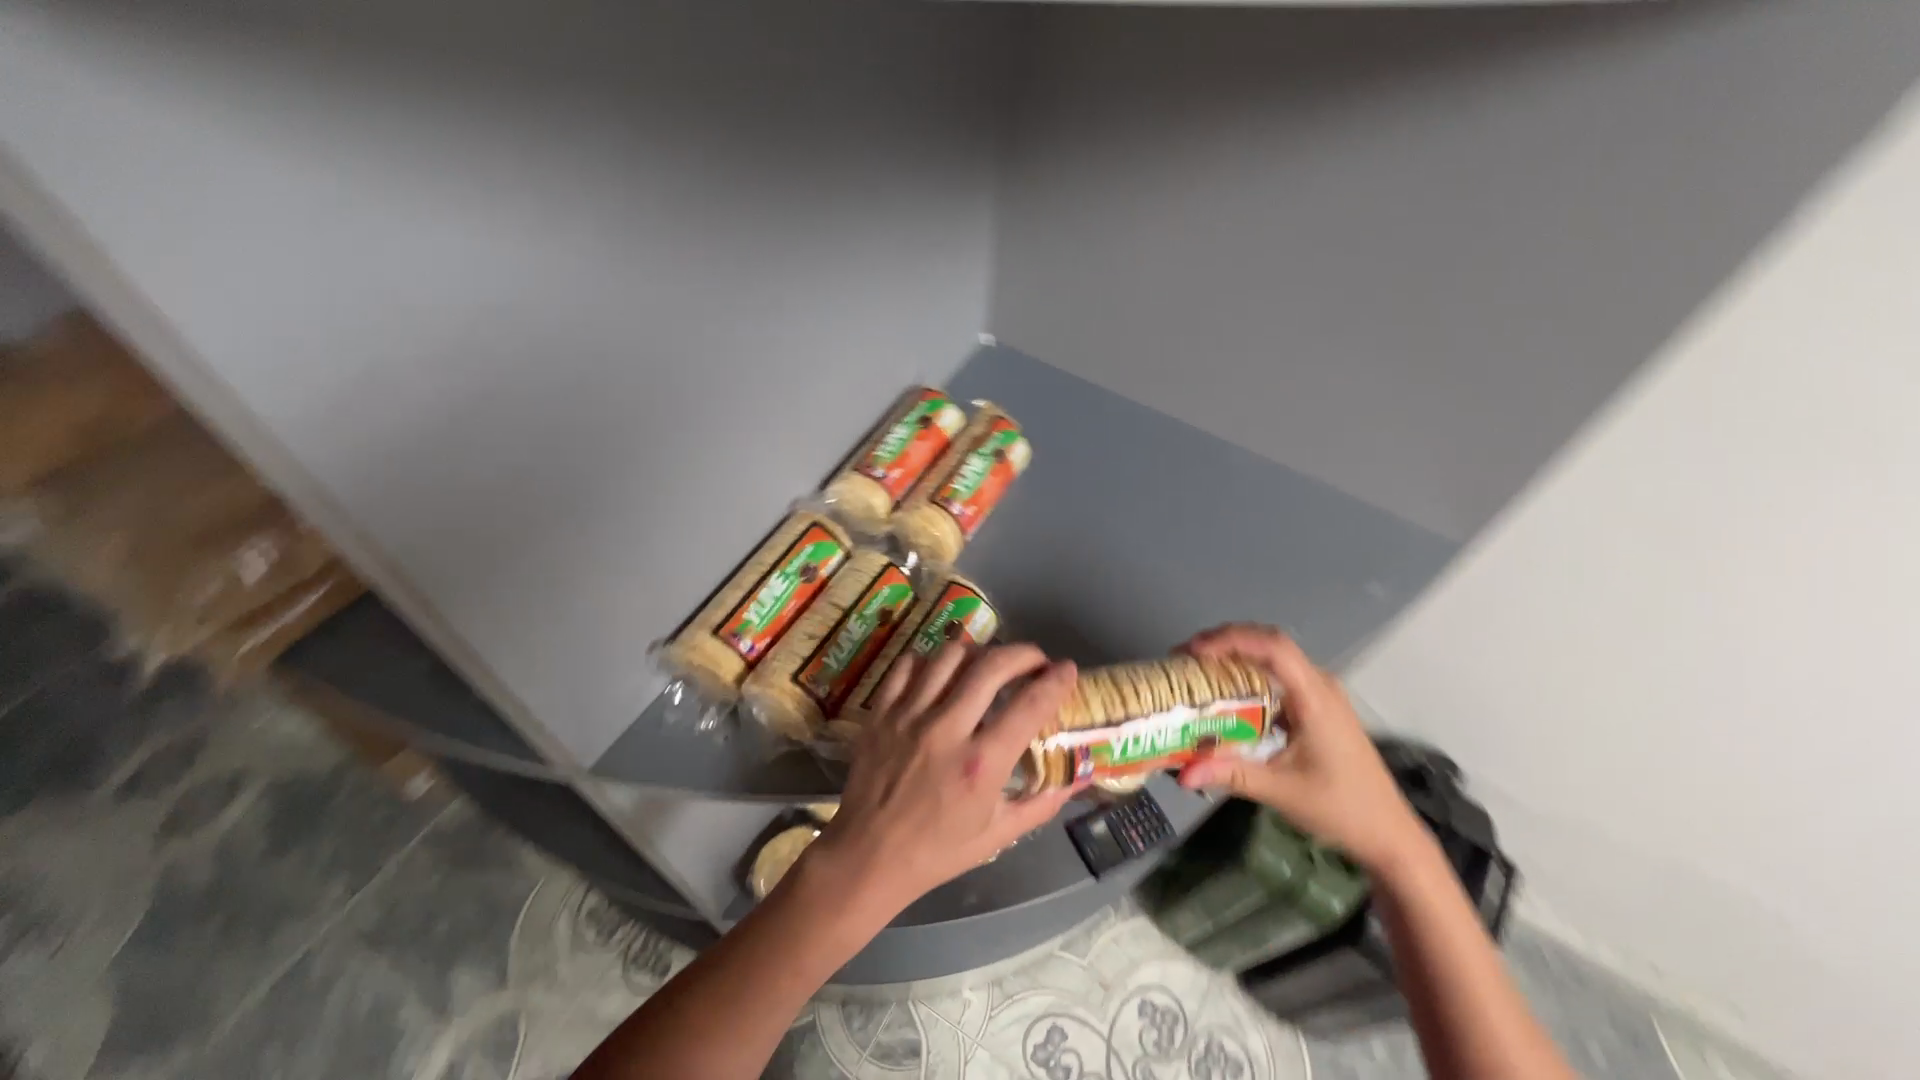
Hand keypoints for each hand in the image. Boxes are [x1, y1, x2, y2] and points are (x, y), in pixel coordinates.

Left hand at [807, 642, 1081, 916]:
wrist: (868, 856)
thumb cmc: (937, 851)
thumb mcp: (998, 835)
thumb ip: (1040, 804)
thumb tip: (1076, 779)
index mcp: (981, 763)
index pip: (1030, 704)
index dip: (1056, 680)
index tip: (1067, 670)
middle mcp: (946, 730)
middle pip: (993, 666)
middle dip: (1024, 654)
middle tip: (1034, 660)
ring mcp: (909, 716)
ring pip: (950, 656)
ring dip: (978, 653)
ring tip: (988, 664)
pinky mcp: (881, 713)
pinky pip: (908, 666)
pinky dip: (930, 661)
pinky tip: (942, 673)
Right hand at [1177, 624, 1429, 874]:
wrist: (1388, 834)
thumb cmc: (1341, 808)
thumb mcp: (1281, 791)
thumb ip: (1231, 775)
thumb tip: (1181, 773)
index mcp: (1315, 697)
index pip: (1273, 648)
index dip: (1230, 641)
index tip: (1192, 653)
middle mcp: (1320, 686)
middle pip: (1270, 644)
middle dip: (1224, 643)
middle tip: (1184, 659)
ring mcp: (1321, 696)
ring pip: (1274, 659)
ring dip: (1235, 657)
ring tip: (1196, 673)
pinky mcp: (1317, 709)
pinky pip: (1278, 678)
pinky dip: (1248, 677)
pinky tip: (1225, 697)